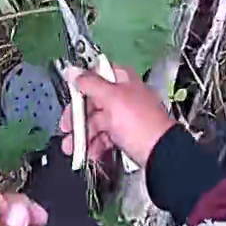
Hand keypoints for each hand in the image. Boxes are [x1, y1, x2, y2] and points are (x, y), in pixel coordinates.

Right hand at [60, 63, 176, 167]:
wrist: (160, 154)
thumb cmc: (136, 121)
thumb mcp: (112, 98)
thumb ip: (90, 83)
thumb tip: (72, 70)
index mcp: (122, 80)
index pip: (98, 74)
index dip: (82, 84)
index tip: (70, 96)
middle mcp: (123, 94)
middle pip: (93, 100)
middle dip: (78, 117)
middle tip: (65, 128)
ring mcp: (124, 116)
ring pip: (97, 121)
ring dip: (83, 135)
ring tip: (72, 149)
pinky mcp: (125, 135)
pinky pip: (105, 136)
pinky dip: (95, 144)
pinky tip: (89, 154)